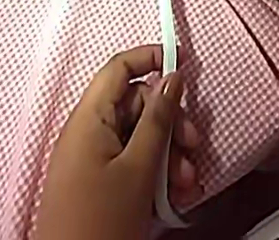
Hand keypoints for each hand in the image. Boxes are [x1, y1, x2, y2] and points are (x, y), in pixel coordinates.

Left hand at [35, 46, 202, 239]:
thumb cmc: (102, 222)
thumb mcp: (139, 168)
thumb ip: (158, 118)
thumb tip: (172, 76)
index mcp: (88, 120)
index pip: (119, 68)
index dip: (150, 57)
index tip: (182, 59)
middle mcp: (86, 133)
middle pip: (136, 103)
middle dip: (169, 121)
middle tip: (192, 143)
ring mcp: (90, 160)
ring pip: (138, 135)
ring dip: (168, 151)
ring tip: (187, 181)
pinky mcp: (97, 184)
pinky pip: (131, 161)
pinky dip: (156, 170)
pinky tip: (176, 194)